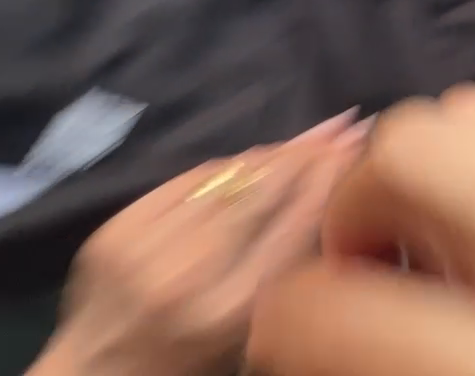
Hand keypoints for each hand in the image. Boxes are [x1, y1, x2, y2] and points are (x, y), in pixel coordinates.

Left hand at [29, 113, 365, 375]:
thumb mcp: (256, 322)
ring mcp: (143, 250)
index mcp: (229, 311)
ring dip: (275, 153)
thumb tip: (336, 177)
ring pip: (229, 176)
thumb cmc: (194, 356)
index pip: (295, 222)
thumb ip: (292, 256)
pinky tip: (253, 160)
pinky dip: (228, 166)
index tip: (358, 141)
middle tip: (345, 122)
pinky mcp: (115, 231)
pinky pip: (190, 177)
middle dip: (311, 150)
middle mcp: (185, 278)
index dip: (331, 174)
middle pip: (264, 190)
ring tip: (307, 140)